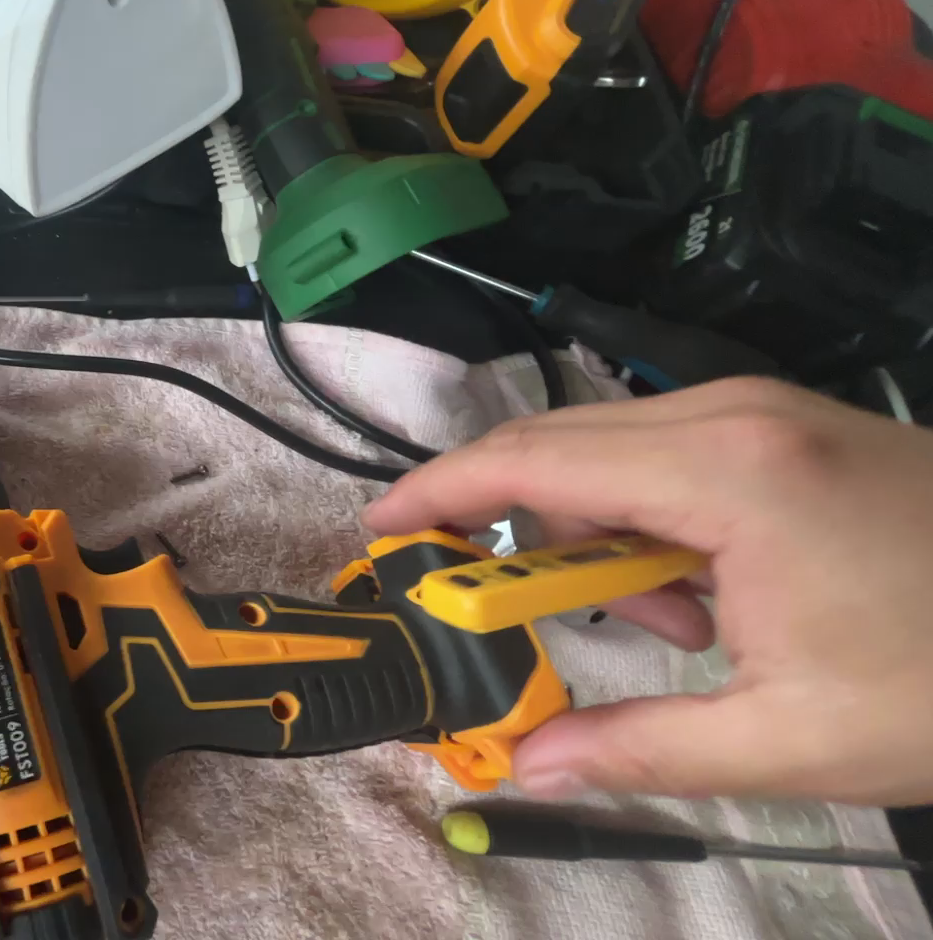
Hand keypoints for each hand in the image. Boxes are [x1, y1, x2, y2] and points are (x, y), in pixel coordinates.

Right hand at [363, 378, 932, 805]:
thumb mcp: (804, 738)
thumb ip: (643, 750)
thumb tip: (529, 772)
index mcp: (719, 471)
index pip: (523, 461)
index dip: (433, 492)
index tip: (378, 527)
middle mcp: (720, 413)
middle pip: (542, 445)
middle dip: (498, 517)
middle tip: (485, 589)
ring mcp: (751, 409)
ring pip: (590, 449)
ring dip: (582, 528)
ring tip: (660, 614)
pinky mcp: (771, 422)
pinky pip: (646, 453)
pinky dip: (633, 516)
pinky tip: (698, 580)